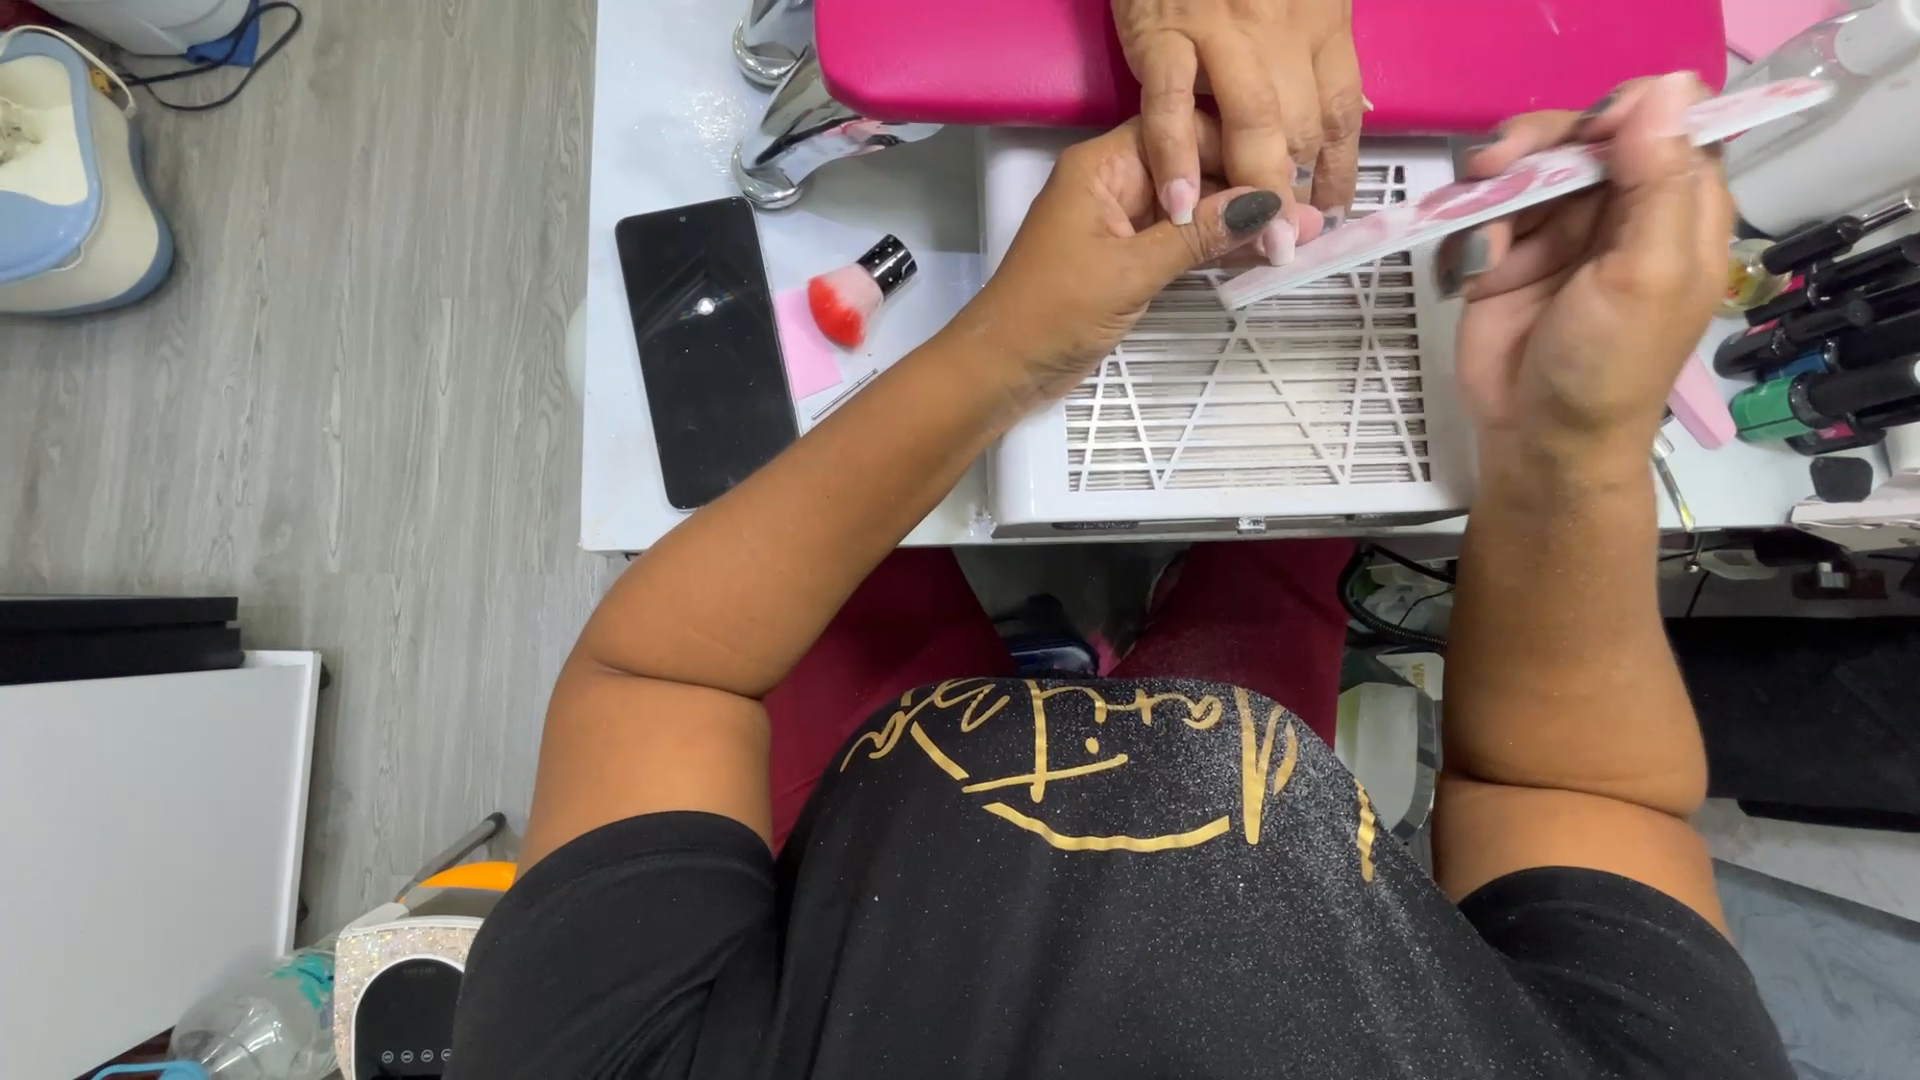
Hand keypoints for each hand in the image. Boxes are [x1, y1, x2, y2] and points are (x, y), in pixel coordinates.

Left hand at [946, 116, 1282, 400]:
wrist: (1004, 369)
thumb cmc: (1051, 313)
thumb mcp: (1129, 271)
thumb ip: (1198, 236)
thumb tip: (1267, 205)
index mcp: (1103, 166)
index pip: (1184, 134)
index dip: (1240, 154)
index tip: (1289, 182)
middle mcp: (1113, 184)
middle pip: (1192, 171)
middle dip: (1247, 194)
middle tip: (1306, 220)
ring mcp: (1119, 225)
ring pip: (1190, 211)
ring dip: (1236, 226)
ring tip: (1296, 240)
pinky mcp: (1124, 261)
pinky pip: (1177, 244)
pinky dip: (1212, 250)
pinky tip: (1256, 255)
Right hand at [1112, 0, 1361, 264]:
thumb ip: (1305, 50)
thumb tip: (1322, 118)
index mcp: (1319, 16)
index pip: (1340, 108)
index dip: (1339, 168)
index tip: (1332, 214)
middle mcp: (1280, 28)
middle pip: (1300, 124)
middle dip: (1299, 193)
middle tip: (1288, 248)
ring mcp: (1221, 34)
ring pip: (1249, 122)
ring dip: (1254, 191)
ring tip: (1255, 246)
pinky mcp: (1165, 37)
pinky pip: (1172, 106)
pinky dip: (1176, 159)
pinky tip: (1179, 207)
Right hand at [1439, 73, 1731, 466]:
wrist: (1537, 435)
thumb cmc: (1605, 364)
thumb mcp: (1647, 274)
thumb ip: (1657, 183)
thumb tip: (1663, 88)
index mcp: (1671, 207)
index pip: (1658, 125)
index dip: (1619, 116)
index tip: (1578, 138)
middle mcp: (1612, 212)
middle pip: (1578, 141)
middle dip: (1535, 144)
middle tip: (1492, 165)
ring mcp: (1551, 238)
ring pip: (1522, 175)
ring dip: (1490, 186)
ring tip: (1466, 212)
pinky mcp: (1499, 265)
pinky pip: (1478, 223)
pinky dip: (1463, 233)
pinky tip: (1466, 266)